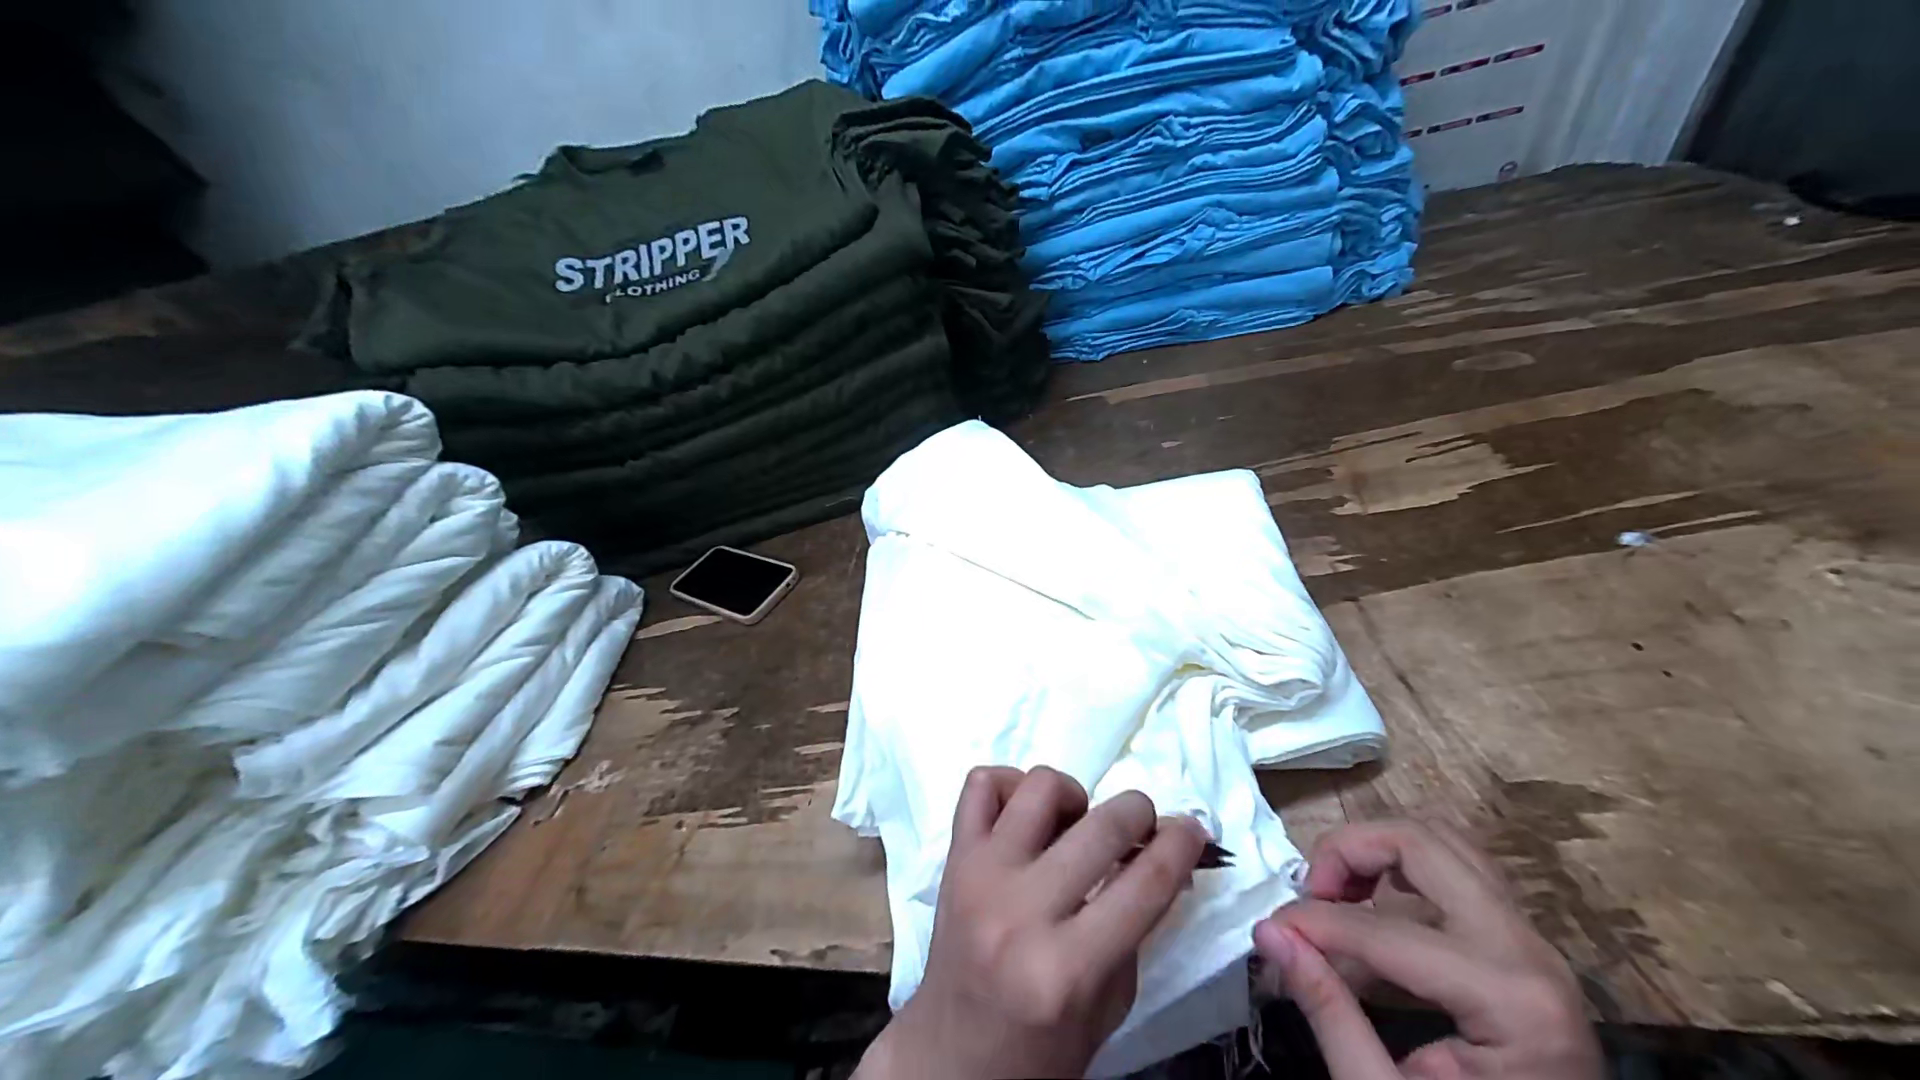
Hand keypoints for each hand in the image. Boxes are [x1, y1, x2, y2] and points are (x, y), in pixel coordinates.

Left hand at [855, 766, 1208, 1079]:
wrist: (953, 1055)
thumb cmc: (1042, 1044)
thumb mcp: (1110, 1003)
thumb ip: (1138, 927)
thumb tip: (1167, 855)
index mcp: (1068, 967)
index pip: (1145, 883)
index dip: (1180, 845)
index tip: (1193, 829)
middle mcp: (1022, 912)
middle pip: (1101, 826)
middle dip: (1139, 813)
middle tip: (1142, 825)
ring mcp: (980, 876)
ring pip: (1040, 787)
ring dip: (1075, 795)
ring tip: (1077, 823)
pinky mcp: (953, 857)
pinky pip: (980, 784)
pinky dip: (1011, 784)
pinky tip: (1026, 814)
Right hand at [1255, 820, 1603, 1079]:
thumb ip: (1330, 1013)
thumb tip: (1269, 934)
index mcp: (1512, 1002)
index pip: (1383, 929)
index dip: (1310, 923)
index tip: (1269, 932)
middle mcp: (1531, 954)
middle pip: (1422, 844)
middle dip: (1347, 851)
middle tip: (1308, 893)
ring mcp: (1533, 944)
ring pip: (1442, 842)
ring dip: (1376, 852)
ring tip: (1335, 893)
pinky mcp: (1522, 946)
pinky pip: (1456, 870)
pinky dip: (1400, 868)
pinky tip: (1369, 907)